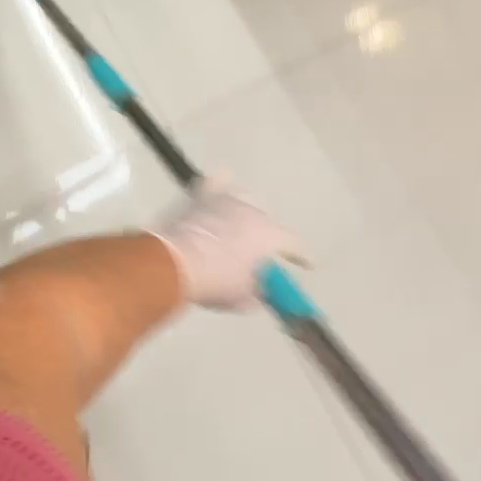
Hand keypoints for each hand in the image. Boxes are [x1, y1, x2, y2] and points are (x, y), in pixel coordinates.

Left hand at [147, 177, 305, 310]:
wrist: (173, 261)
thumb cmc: (214, 281)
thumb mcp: (240, 297)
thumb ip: (255, 292)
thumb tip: (257, 291)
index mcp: (267, 235)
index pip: (293, 244)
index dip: (302, 255)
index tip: (308, 264)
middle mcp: (250, 211)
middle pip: (265, 221)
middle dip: (265, 236)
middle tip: (258, 253)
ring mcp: (223, 199)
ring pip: (242, 199)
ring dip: (243, 213)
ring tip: (239, 225)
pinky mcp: (198, 196)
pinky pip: (213, 183)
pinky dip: (219, 184)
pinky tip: (219, 185)